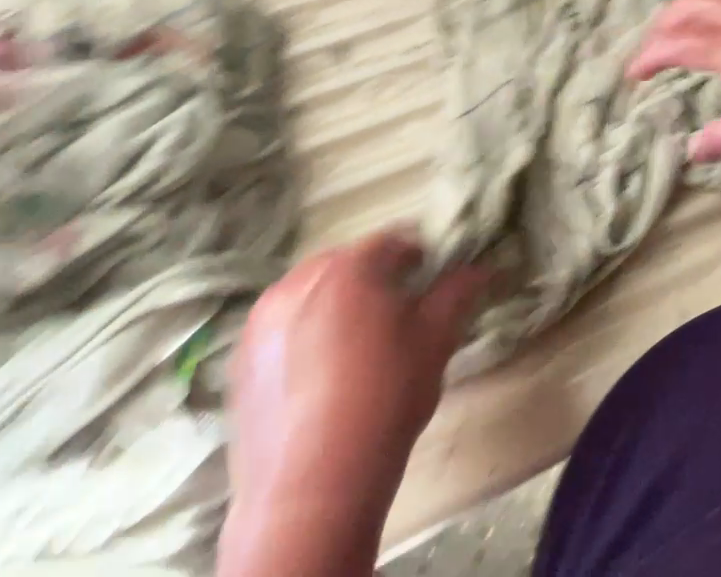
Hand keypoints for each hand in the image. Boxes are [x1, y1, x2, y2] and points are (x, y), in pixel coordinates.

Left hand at [220, 233, 486, 575]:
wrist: (312, 480)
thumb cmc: (387, 395)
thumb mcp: (438, 338)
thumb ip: (458, 292)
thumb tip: (480, 267)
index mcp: (346, 271)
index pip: (392, 240)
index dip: (422, 252)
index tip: (440, 275)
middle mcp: (294, 286)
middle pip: (345, 261)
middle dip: (377, 273)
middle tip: (406, 305)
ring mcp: (258, 324)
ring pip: (310, 292)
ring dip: (341, 300)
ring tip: (366, 337)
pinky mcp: (240, 361)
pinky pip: (283, 325)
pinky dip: (310, 329)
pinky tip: (331, 367)